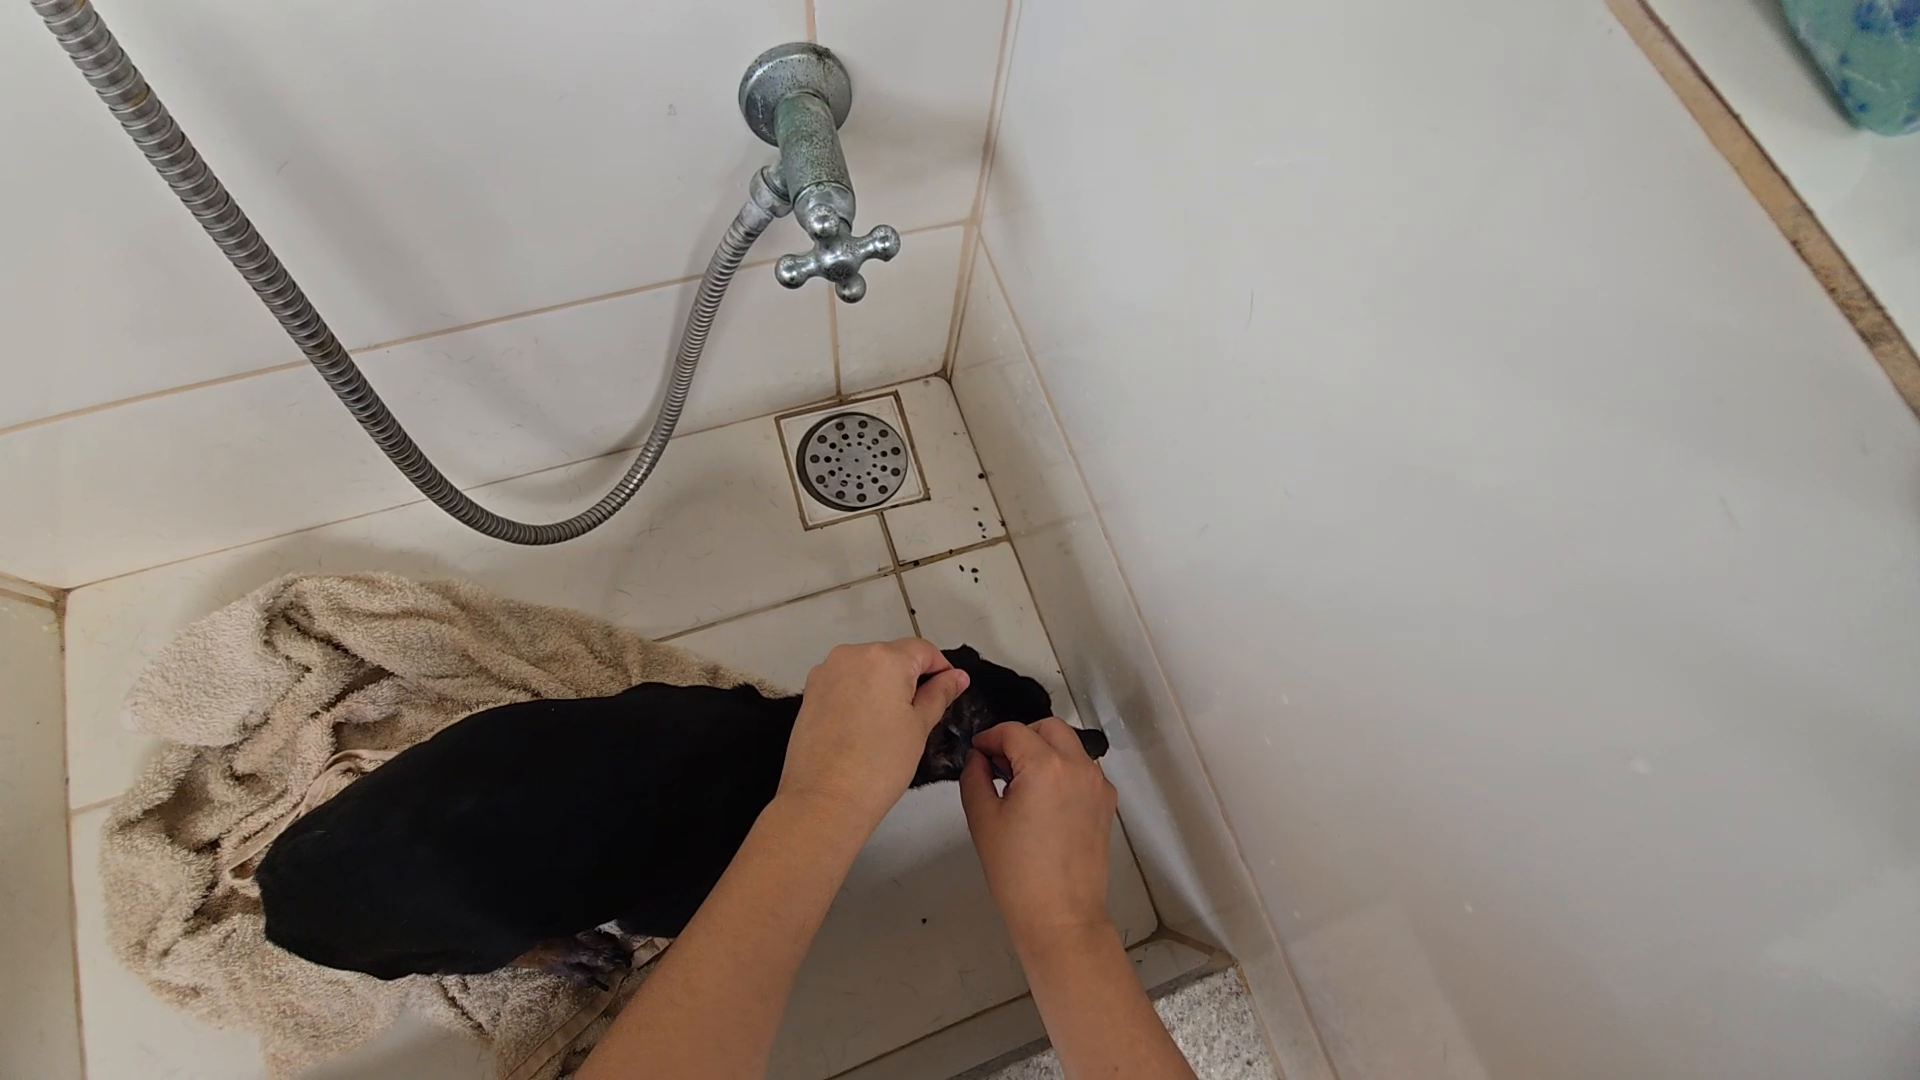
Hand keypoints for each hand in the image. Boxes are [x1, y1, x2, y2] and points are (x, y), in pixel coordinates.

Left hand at [778, 639, 969, 832]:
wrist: (825, 800)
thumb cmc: (874, 768)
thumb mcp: (919, 727)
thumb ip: (940, 693)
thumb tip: (955, 677)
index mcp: (884, 658)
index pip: (924, 650)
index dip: (941, 669)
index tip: (948, 689)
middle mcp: (852, 655)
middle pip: (893, 656)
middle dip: (910, 679)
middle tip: (920, 716)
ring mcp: (827, 672)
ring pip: (868, 669)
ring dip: (884, 687)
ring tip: (888, 727)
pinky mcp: (811, 690)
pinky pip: (845, 682)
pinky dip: (859, 695)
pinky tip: (865, 727)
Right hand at [960, 719, 1118, 947]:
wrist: (1061, 918)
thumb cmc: (1017, 873)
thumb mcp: (983, 819)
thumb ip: (975, 776)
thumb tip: (979, 757)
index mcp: (1046, 766)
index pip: (1013, 731)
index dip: (990, 737)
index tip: (978, 751)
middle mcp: (1078, 766)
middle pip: (1048, 728)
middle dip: (1022, 737)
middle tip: (1000, 762)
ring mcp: (1098, 784)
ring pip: (1069, 745)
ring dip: (1045, 750)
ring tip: (1022, 782)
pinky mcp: (1106, 803)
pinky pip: (1083, 769)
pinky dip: (1063, 770)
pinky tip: (1045, 800)